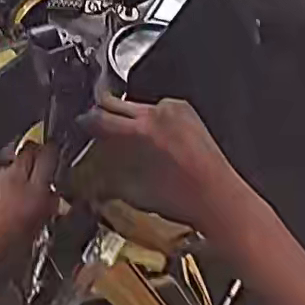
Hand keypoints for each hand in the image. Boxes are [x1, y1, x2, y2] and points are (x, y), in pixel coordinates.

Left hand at [0, 144, 59, 290]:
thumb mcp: (25, 250)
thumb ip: (39, 219)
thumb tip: (45, 209)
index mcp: (36, 199)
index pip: (50, 159)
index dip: (50, 159)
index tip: (50, 165)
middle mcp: (15, 178)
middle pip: (30, 151)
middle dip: (31, 160)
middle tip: (27, 177)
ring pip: (4, 164)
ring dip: (3, 178)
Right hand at [79, 95, 249, 231]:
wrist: (221, 199)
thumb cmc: (184, 200)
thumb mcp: (135, 190)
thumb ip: (108, 175)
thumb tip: (90, 174)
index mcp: (143, 130)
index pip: (102, 118)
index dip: (87, 121)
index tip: (82, 123)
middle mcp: (158, 113)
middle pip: (117, 103)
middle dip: (104, 112)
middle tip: (97, 124)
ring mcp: (174, 109)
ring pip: (138, 105)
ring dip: (129, 117)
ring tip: (127, 136)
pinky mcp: (185, 110)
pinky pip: (158, 108)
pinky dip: (151, 119)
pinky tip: (152, 137)